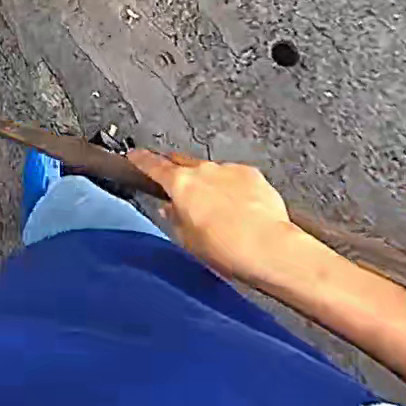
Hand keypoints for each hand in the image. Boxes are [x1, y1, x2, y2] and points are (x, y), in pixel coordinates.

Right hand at [126, 150, 310, 282]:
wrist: (270, 247)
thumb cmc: (228, 250)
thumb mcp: (188, 241)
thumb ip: (174, 219)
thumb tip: (170, 209)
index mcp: (180, 184)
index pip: (153, 165)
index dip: (141, 159)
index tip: (135, 155)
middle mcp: (202, 170)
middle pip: (182, 163)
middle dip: (178, 173)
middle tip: (180, 190)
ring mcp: (228, 169)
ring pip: (210, 172)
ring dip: (209, 185)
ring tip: (219, 213)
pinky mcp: (251, 174)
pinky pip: (235, 177)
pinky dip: (233, 189)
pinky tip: (241, 210)